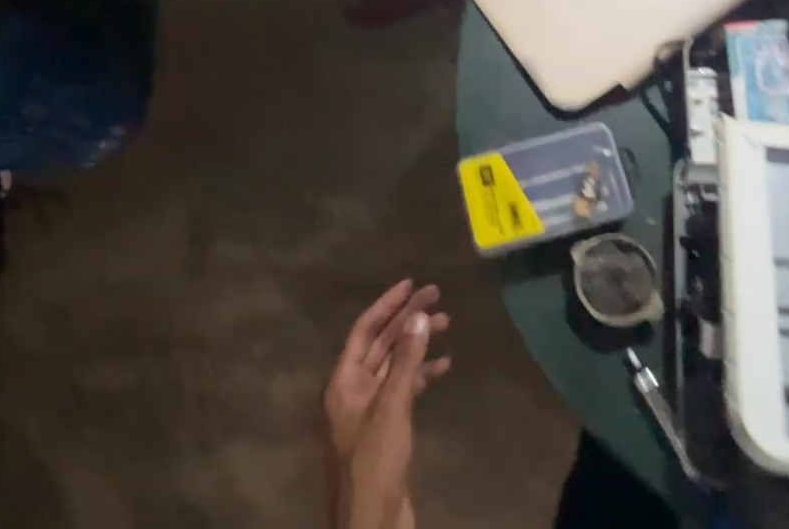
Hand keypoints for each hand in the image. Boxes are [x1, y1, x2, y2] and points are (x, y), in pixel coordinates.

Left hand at [341, 310, 434, 528]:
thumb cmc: (374, 461)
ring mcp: (369, 409)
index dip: (387, 304)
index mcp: (343, 380)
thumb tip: (417, 317)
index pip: (365, 330)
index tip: (411, 283)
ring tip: (445, 323)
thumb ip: (405, 362)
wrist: (372, 519)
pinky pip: (403, 389)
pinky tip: (444, 365)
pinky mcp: (386, 427)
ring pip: (394, 365)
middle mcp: (353, 389)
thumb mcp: (391, 408)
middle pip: (381, 343)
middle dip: (406, 319)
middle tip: (436, 296)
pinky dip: (422, 375)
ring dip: (417, 344)